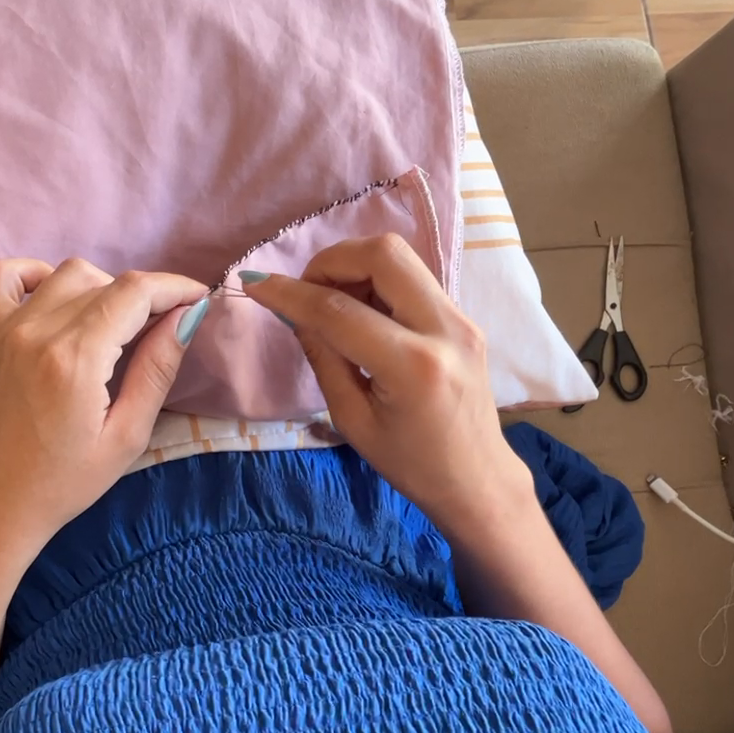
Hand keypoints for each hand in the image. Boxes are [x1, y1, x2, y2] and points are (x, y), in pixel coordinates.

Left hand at [0, 258, 210, 561]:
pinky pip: (6, 275)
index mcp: (76, 359)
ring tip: (117, 326)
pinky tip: (58, 302)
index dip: (176, 287)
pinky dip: (38, 275)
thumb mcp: (127, 437)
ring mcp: (6, 329)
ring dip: (102, 287)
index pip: (136, 292)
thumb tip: (186, 317)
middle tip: (164, 328)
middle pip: (107, 280)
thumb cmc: (65, 484)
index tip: (198, 299)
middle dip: (147, 295)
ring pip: (66, 273)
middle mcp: (37, 331)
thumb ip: (157, 370)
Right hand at [240, 234, 526, 534]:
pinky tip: (361, 314)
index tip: (256, 285)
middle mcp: (444, 329)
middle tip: (307, 291)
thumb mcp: (352, 420)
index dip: (291, 294)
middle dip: (331, 261)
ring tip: (332, 305)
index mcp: (412, 367)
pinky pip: (412, 278)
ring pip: (400, 257)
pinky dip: (376, 282)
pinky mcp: (463, 317)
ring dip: (354, 267)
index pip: (340, 310)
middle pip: (383, 254)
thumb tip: (295, 311)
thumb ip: (323, 357)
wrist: (476, 478)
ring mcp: (461, 318)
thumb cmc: (409, 463)